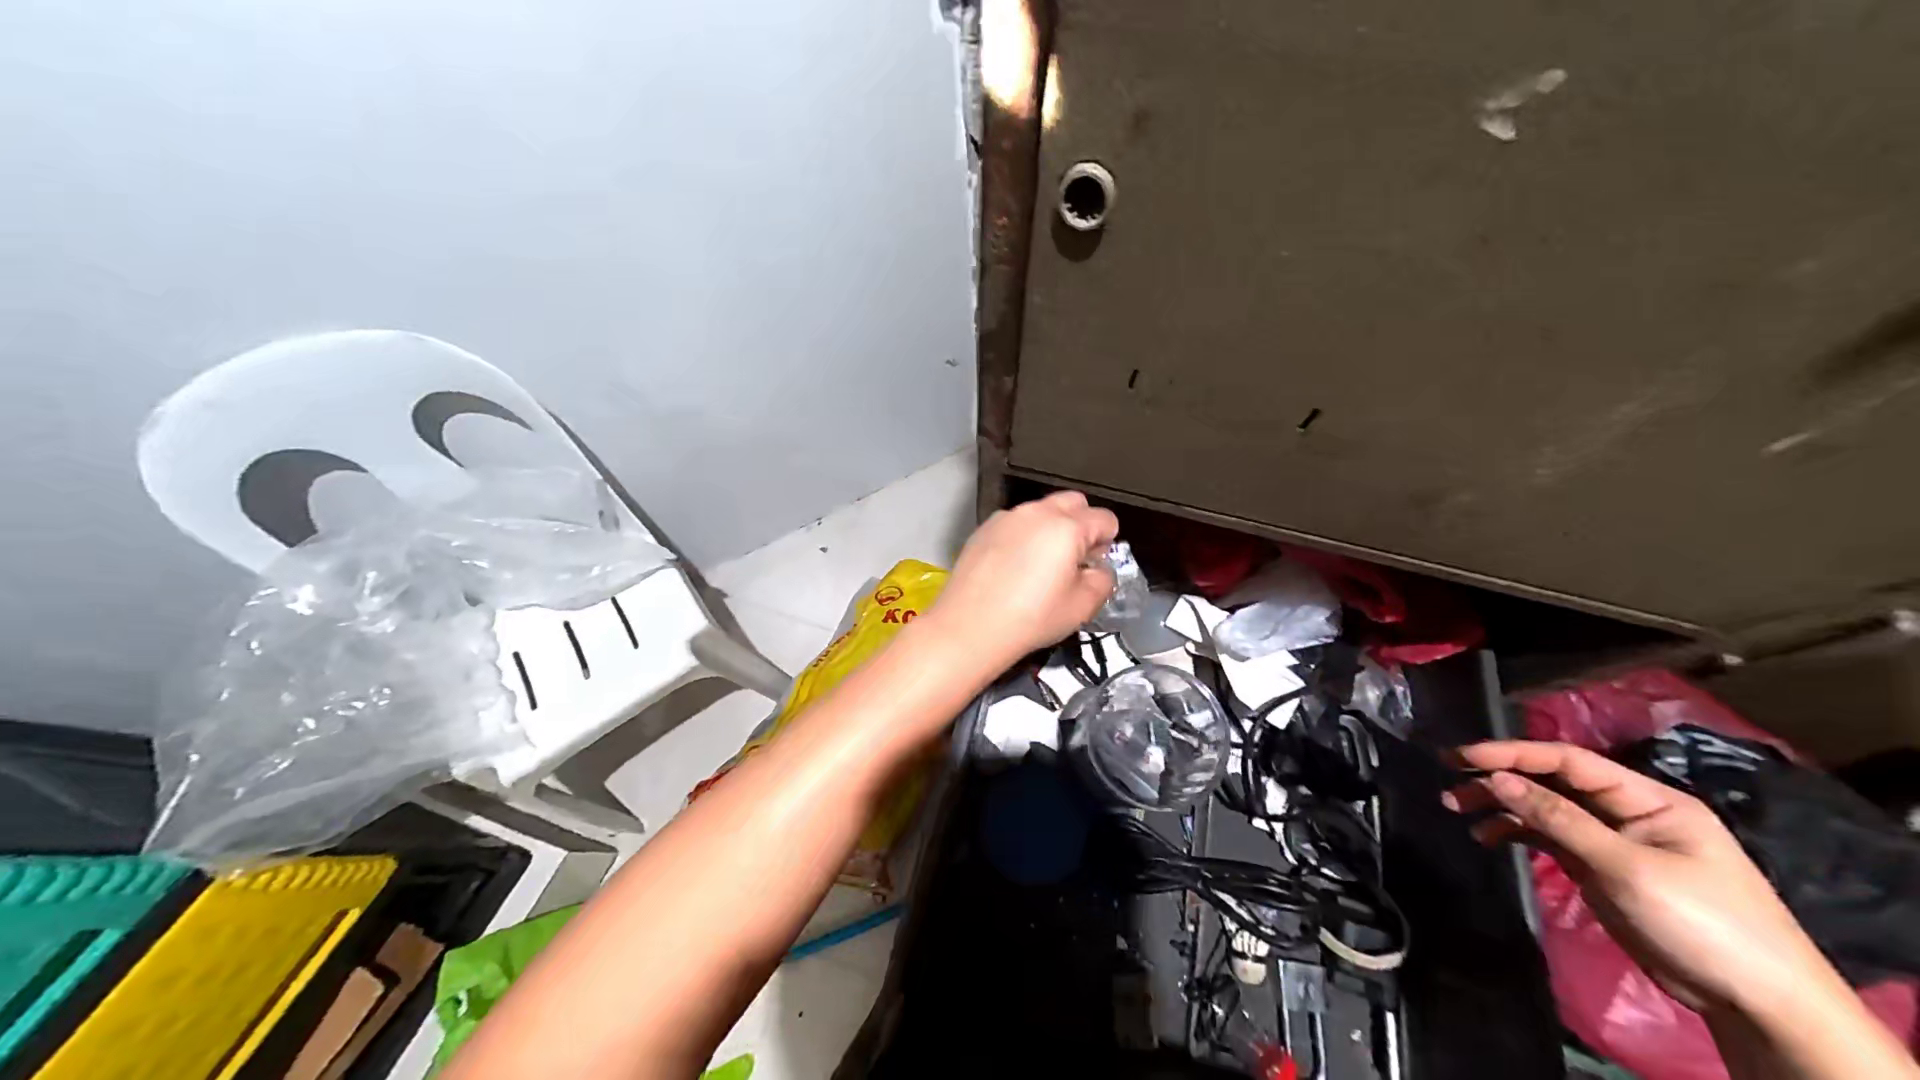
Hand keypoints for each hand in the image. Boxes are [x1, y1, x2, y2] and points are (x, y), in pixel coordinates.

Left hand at [923, 491, 1119, 669]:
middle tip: (1074, 559)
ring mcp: (1007, 517)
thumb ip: (1103, 580)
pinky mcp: (984, 528)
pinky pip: (1015, 523)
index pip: (1105, 519)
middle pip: (1073, 502)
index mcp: (1067, 527)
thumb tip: (1099, 569)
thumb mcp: (1081, 607)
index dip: (1107, 542)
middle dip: (1082, 524)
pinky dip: (1023, 536)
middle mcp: (1037, 513)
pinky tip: (1013, 568)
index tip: (1095, 565)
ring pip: (1041, 511)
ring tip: (1041, 566)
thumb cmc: (1031, 618)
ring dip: (1051, 528)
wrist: (969, 627)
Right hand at [1442, 740, 1835, 1017]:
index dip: (1512, 753)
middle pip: (1550, 782)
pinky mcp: (1601, 867)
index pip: (1568, 761)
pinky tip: (1488, 839)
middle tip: (1448, 783)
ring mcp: (1613, 840)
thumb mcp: (1626, 867)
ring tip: (1456, 809)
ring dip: (1499, 806)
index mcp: (1648, 799)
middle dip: (1497, 779)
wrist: (1758, 1002)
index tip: (1461, 756)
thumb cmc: (1702, 923)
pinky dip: (1516, 834)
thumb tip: (1498, 778)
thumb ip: (1559, 819)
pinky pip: (1548, 837)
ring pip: (1543, 808)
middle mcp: (1627, 811)